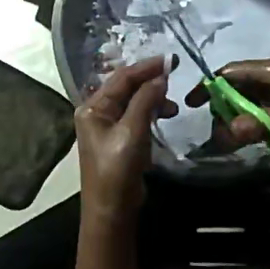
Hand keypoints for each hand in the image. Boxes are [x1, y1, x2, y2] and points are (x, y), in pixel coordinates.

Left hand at [76, 56, 176, 217]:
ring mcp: (108, 127)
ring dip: (153, 98)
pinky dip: (151, 113)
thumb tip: (160, 77)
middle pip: (126, 87)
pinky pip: (136, 117)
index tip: (172, 59)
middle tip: (177, 74)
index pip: (122, 78)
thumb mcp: (132, 131)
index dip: (147, 67)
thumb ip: (145, 101)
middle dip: (151, 80)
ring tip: (173, 107)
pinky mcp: (119, 140)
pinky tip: (165, 116)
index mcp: (93, 108)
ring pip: (133, 102)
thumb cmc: (117, 169)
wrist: (111, 209)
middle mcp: (97, 113)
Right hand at [187, 56, 269, 146]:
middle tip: (214, 133)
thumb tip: (227, 131)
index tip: (189, 105)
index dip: (208, 86)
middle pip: (239, 85)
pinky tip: (254, 137)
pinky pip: (269, 107)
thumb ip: (269, 123)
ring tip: (228, 139)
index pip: (232, 72)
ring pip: (253, 98)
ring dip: (239, 116)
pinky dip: (257, 120)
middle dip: (222, 107)